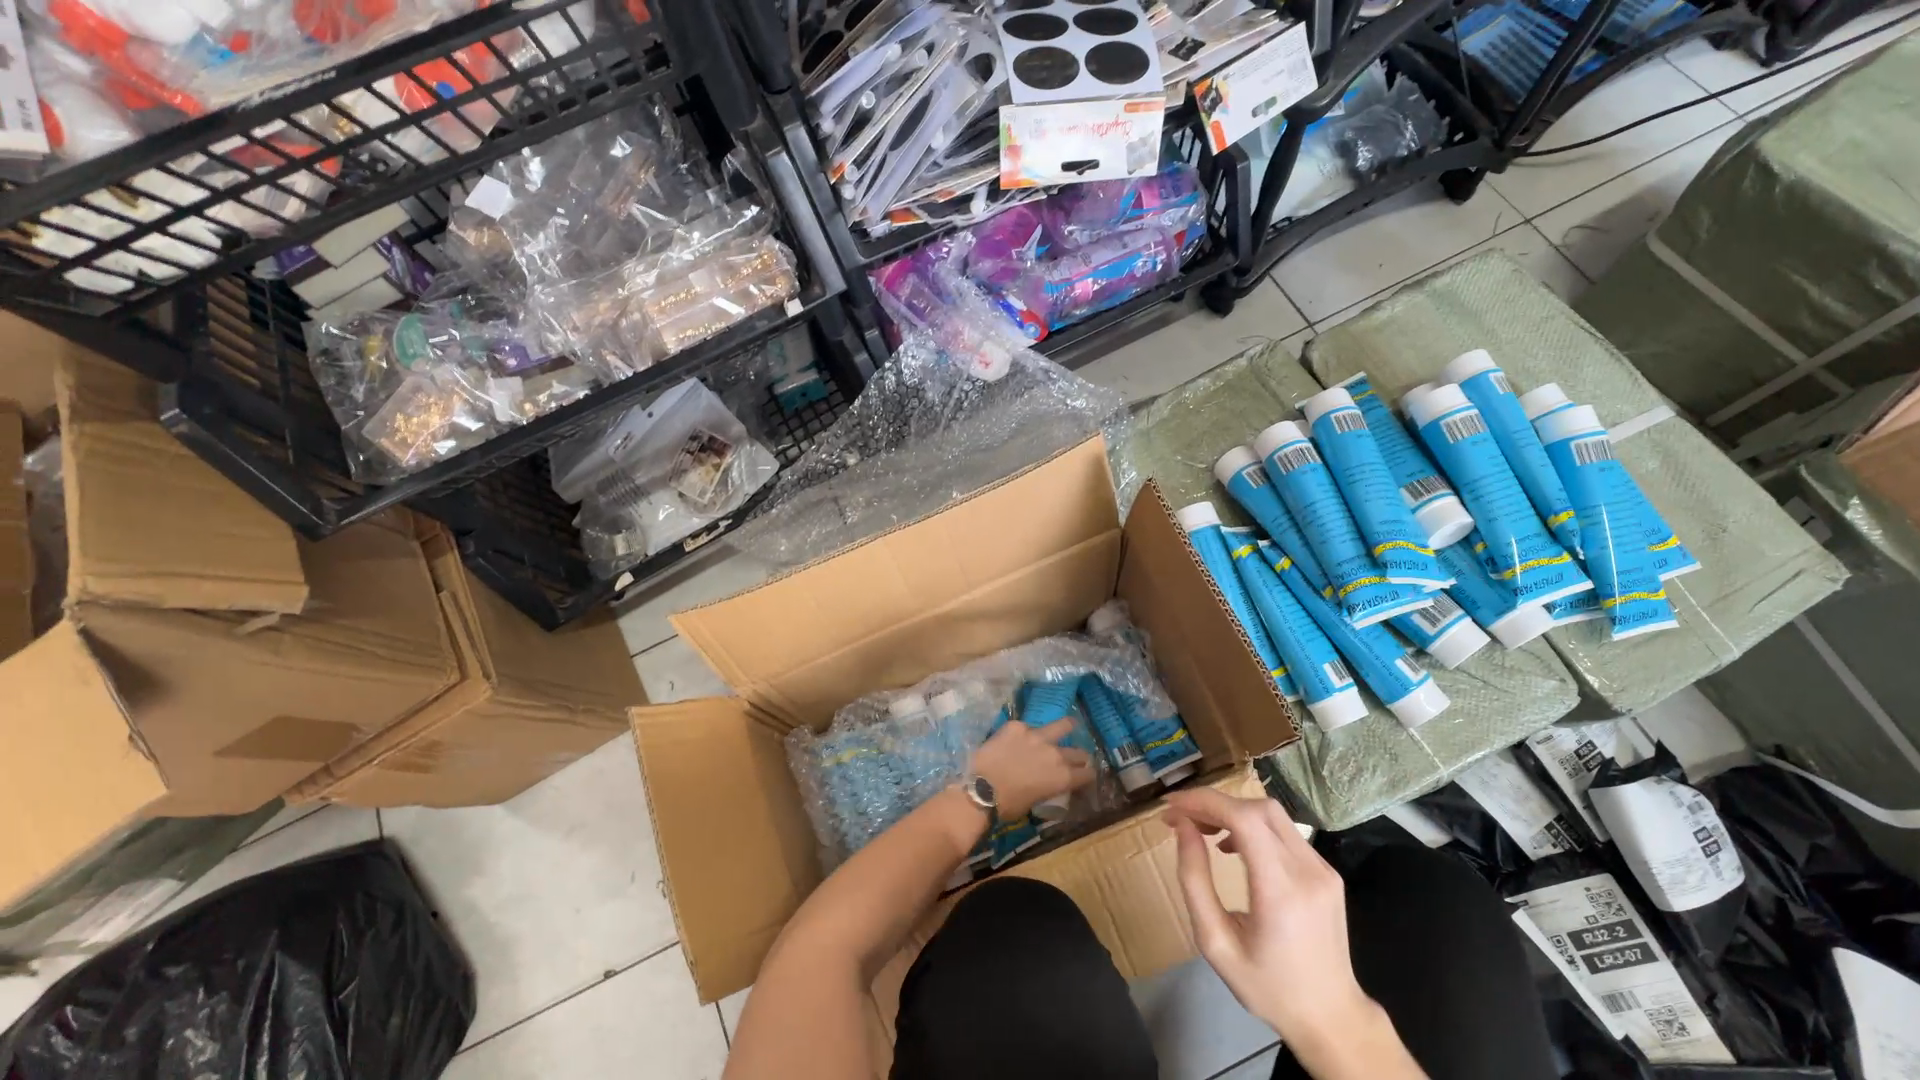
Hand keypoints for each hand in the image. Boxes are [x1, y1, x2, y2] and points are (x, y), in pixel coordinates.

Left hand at [971, 718, 1096, 819]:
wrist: (980, 790)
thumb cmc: (1007, 806)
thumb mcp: (1035, 801)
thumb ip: (1048, 787)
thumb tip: (1048, 782)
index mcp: (1063, 777)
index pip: (1088, 774)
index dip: (1087, 775)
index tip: (1083, 775)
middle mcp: (1056, 753)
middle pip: (1078, 752)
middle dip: (1079, 756)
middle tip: (1074, 757)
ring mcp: (1037, 735)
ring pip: (1063, 726)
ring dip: (1066, 728)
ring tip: (1066, 727)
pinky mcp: (1017, 726)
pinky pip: (1027, 726)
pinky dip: (1026, 733)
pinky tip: (1018, 737)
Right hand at [1164, 790, 1377, 1047]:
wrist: (1329, 1015)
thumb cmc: (1266, 987)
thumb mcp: (1216, 943)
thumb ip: (1195, 881)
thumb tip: (1183, 829)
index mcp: (1280, 892)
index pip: (1244, 819)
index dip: (1204, 802)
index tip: (1172, 806)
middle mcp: (1308, 872)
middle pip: (1259, 808)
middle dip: (1215, 804)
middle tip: (1183, 819)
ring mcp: (1324, 870)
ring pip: (1274, 816)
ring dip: (1233, 812)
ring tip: (1202, 830)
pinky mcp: (1328, 873)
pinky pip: (1286, 834)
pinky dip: (1253, 828)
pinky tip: (1233, 847)